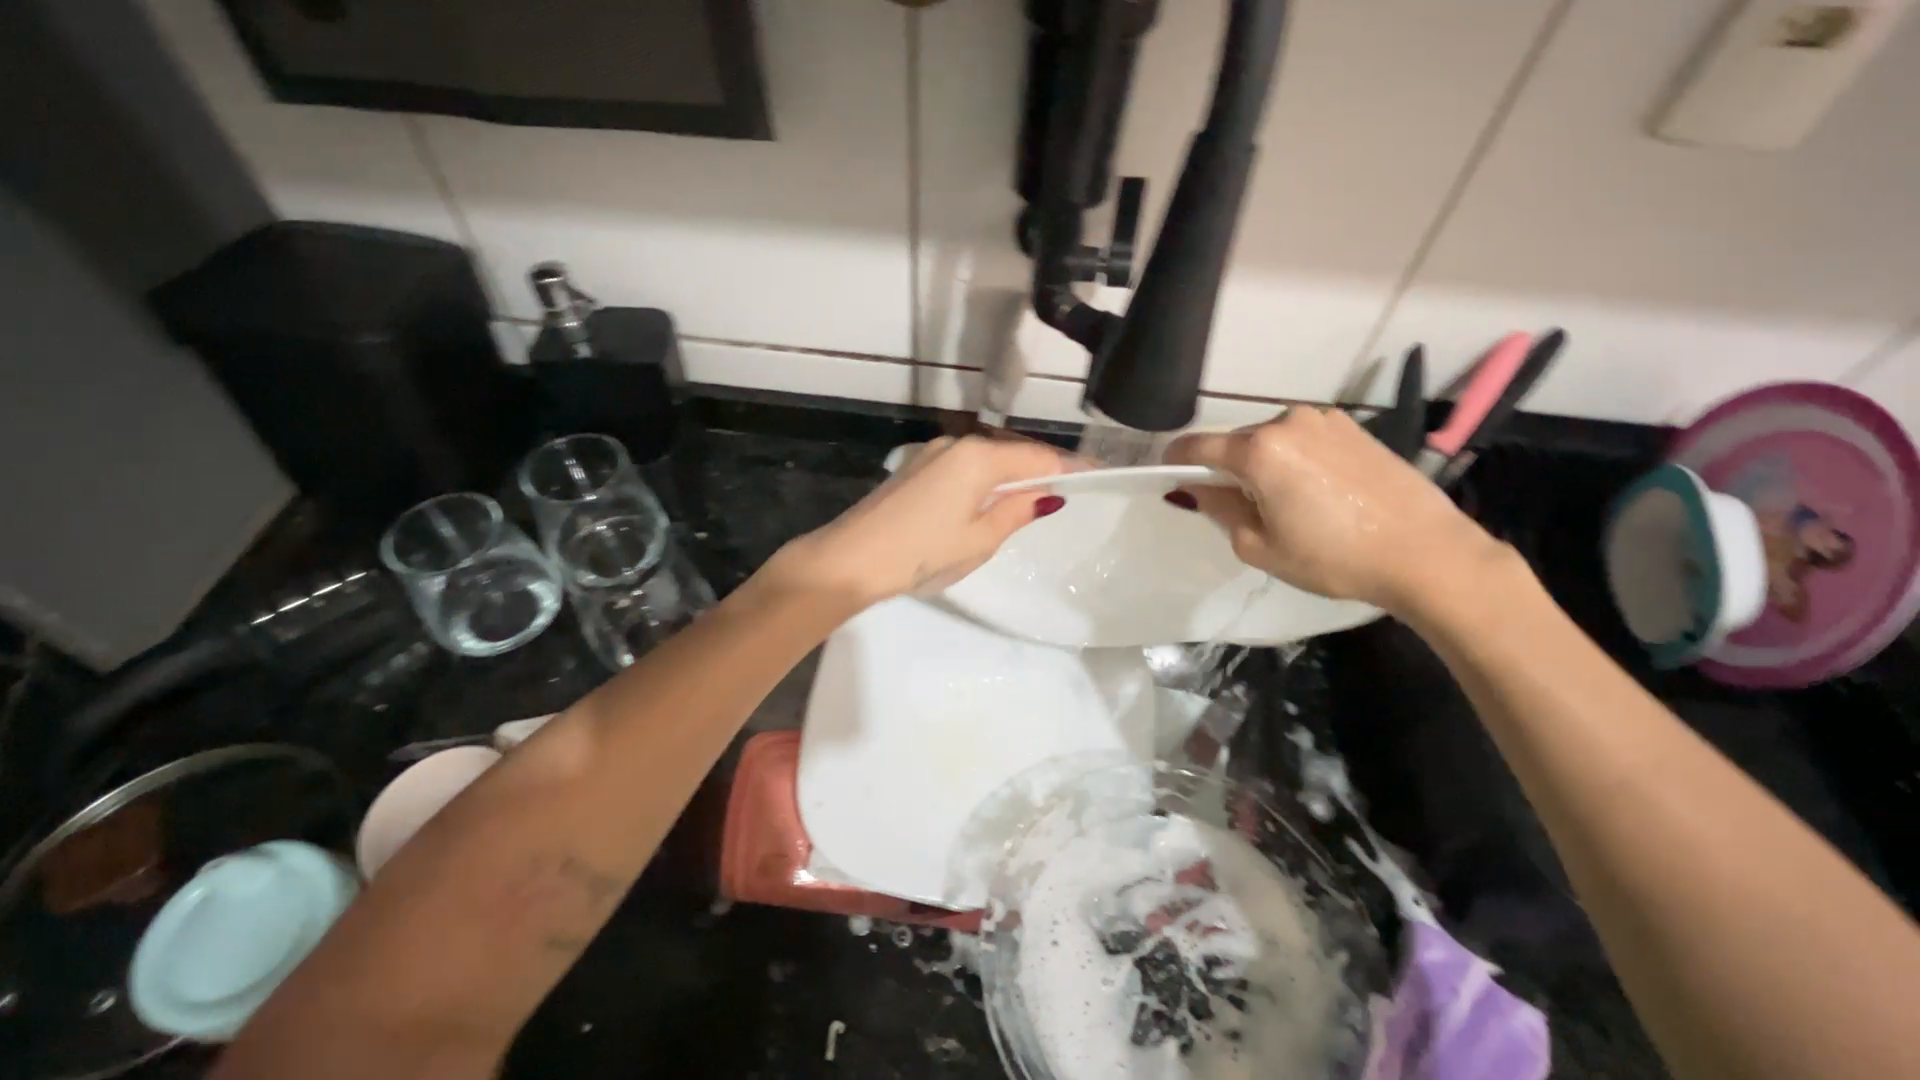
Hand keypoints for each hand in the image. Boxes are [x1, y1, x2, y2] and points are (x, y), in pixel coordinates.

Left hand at [766, 435, 1066, 607]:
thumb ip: (1017, 512)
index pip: (1039, 457)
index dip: (1070, 467)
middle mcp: (957, 446)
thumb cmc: (921, 553)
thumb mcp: (980, 540)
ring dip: (1011, 476)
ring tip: (1035, 498)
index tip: (1098, 474)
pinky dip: (985, 481)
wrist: (848, 560)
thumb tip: (1048, 495)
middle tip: (1071, 490)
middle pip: (1012, 453)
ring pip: (987, 460)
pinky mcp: (915, 470)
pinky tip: (991, 501)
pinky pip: (965, 469)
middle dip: (1041, 469)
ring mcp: (932, 455)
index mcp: (979, 458)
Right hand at [1165, 407, 1501, 612]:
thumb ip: (1221, 511)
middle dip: (1229, 469)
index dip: (1176, 463)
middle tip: (1239, 509)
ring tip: (1287, 505)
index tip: (1168, 476)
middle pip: (1238, 442)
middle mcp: (1288, 422)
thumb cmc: (1334, 557)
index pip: (1198, 447)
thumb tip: (1200, 490)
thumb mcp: (1261, 547)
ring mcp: (1326, 420)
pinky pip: (1307, 440)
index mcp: (1259, 450)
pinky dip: (1298, 460)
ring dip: (1266, 464)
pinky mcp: (1355, 428)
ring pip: (1274, 440)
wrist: (1424, 551)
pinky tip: (1318, 494)